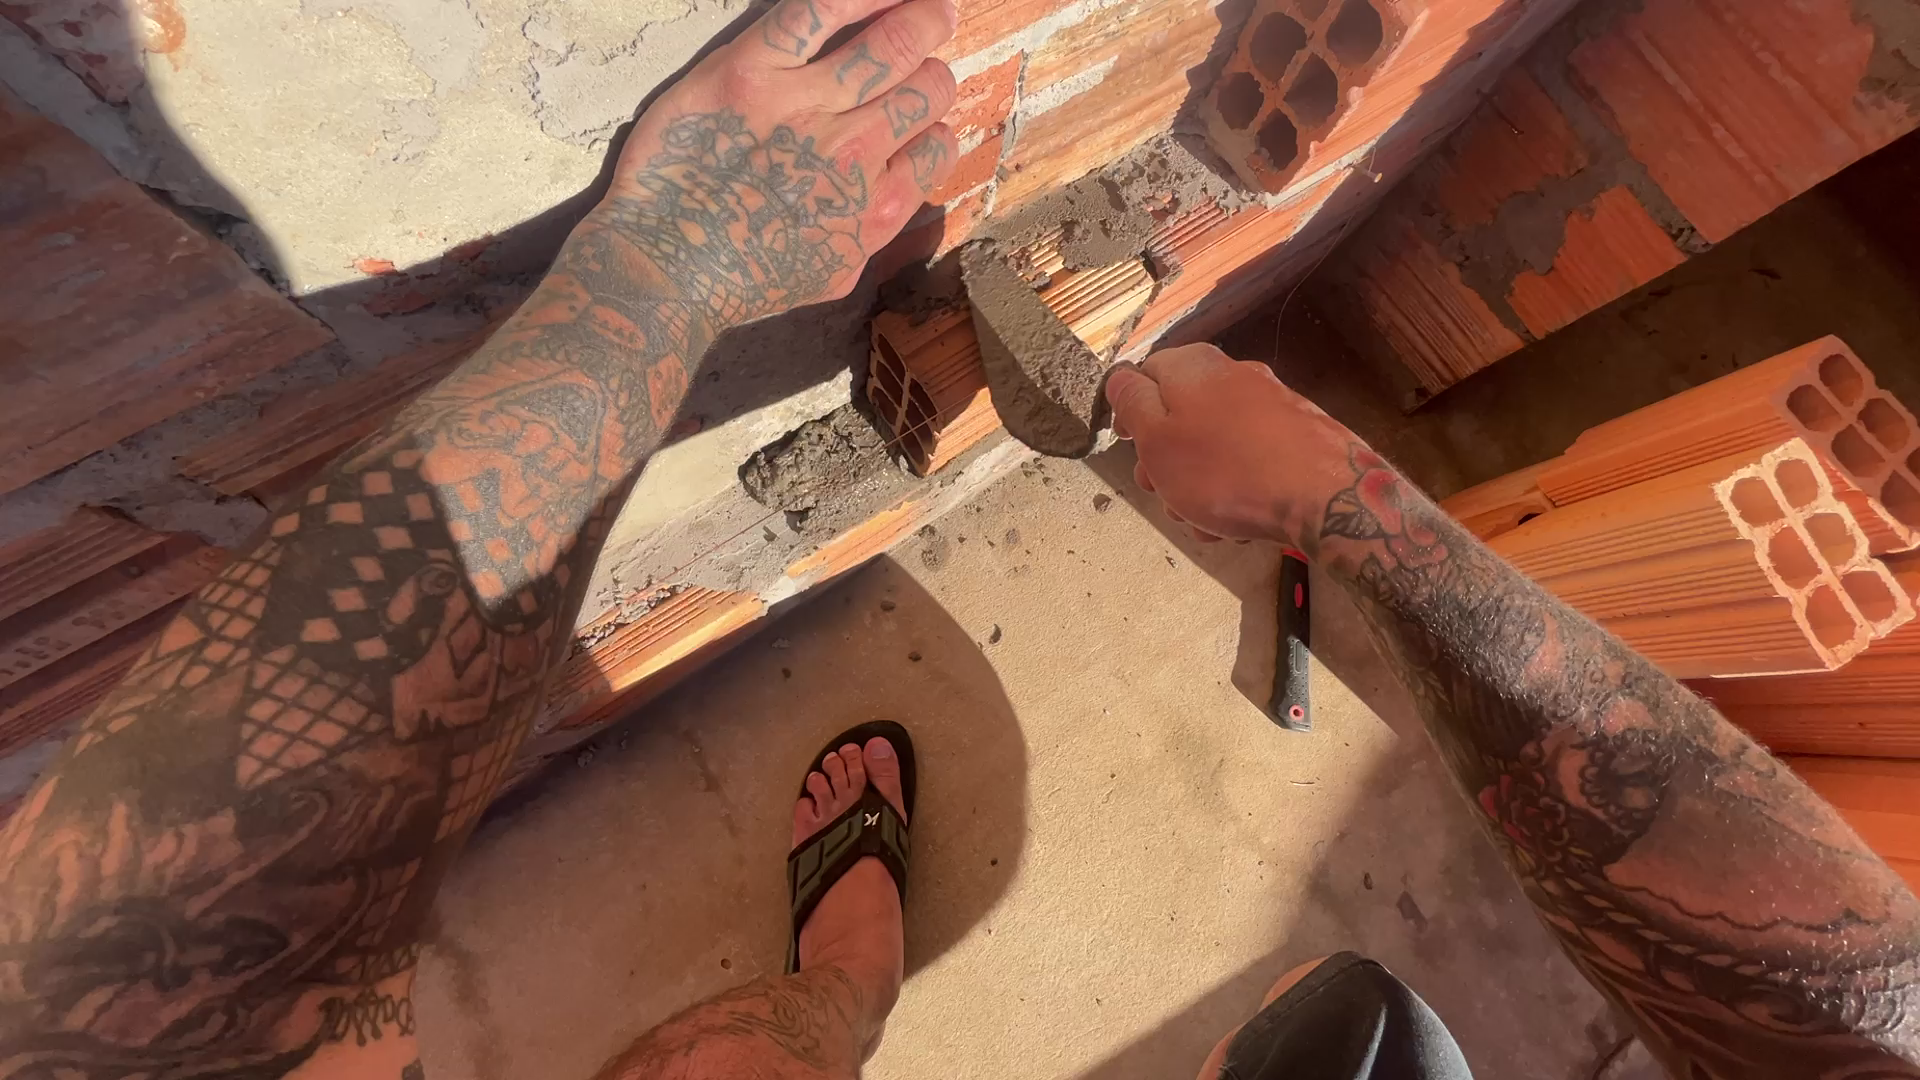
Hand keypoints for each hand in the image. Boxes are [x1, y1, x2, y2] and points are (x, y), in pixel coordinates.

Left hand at [598, 0, 960, 323]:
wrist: (674, 264)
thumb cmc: (751, 279)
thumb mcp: (834, 274)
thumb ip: (873, 230)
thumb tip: (895, 193)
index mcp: (879, 207)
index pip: (937, 147)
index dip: (937, 129)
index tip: (925, 123)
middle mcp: (857, 151)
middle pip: (926, 91)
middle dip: (936, 73)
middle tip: (933, 56)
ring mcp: (807, 105)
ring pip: (890, 45)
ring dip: (923, 19)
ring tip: (935, 7)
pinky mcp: (753, 69)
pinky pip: (819, 11)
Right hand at [1104, 343, 1359, 545]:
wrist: (1323, 496)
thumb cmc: (1223, 470)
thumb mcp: (1157, 439)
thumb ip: (1131, 403)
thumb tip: (1120, 376)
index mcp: (1193, 366)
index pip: (1144, 374)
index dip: (1130, 412)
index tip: (1130, 447)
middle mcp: (1233, 374)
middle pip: (1179, 413)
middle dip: (1163, 458)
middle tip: (1161, 493)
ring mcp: (1269, 404)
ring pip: (1211, 442)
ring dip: (1194, 482)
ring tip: (1198, 519)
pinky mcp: (1295, 435)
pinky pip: (1245, 458)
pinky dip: (1231, 486)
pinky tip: (1231, 520)